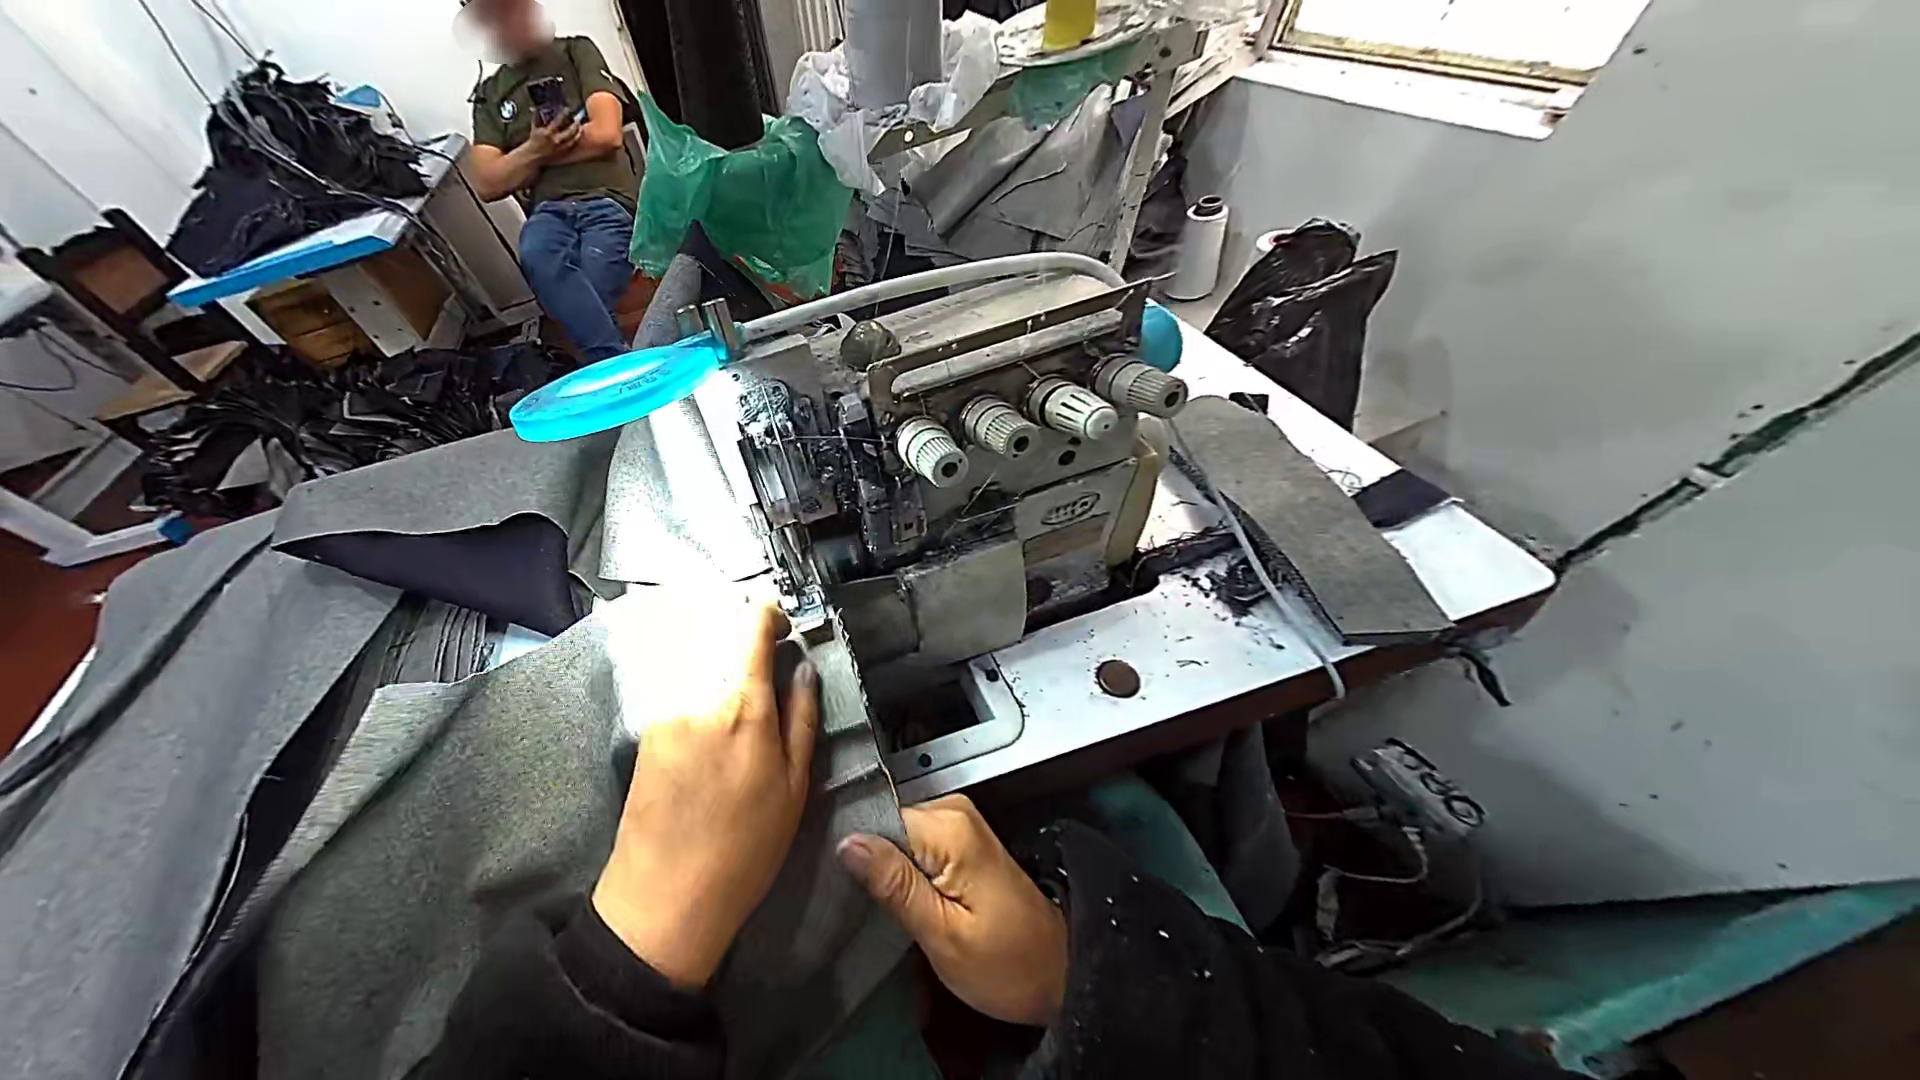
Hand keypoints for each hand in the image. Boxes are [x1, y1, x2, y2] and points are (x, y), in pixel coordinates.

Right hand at [523, 114, 580, 160]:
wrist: (535, 155)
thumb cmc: (534, 140)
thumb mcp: (534, 127)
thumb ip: (536, 116)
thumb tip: (535, 107)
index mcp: (548, 132)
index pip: (558, 121)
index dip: (563, 114)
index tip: (567, 109)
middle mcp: (557, 140)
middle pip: (570, 131)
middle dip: (575, 124)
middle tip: (577, 118)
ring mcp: (562, 147)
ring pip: (574, 139)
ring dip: (578, 132)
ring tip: (581, 127)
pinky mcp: (565, 152)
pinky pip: (573, 145)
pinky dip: (576, 139)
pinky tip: (578, 136)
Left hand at [593, 601, 819, 988]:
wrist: (663, 901)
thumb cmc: (744, 849)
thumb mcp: (795, 786)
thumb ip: (802, 718)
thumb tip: (805, 671)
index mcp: (746, 710)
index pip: (752, 630)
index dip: (768, 615)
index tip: (781, 626)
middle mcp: (700, 701)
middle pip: (721, 640)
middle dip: (745, 643)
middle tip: (765, 666)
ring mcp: (666, 715)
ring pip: (699, 665)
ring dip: (720, 668)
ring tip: (738, 703)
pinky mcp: (645, 734)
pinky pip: (678, 691)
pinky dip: (698, 690)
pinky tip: (711, 728)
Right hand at [837, 795, 1067, 1026]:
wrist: (1054, 967)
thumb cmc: (1005, 961)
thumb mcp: (942, 934)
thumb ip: (894, 884)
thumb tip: (847, 843)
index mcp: (950, 827)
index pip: (879, 820)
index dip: (856, 852)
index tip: (840, 885)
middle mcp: (954, 810)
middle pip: (887, 824)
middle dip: (870, 861)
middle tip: (863, 905)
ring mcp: (957, 820)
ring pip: (897, 834)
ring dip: (885, 868)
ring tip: (880, 905)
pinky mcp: (958, 836)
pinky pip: (914, 842)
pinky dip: (902, 868)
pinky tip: (899, 897)